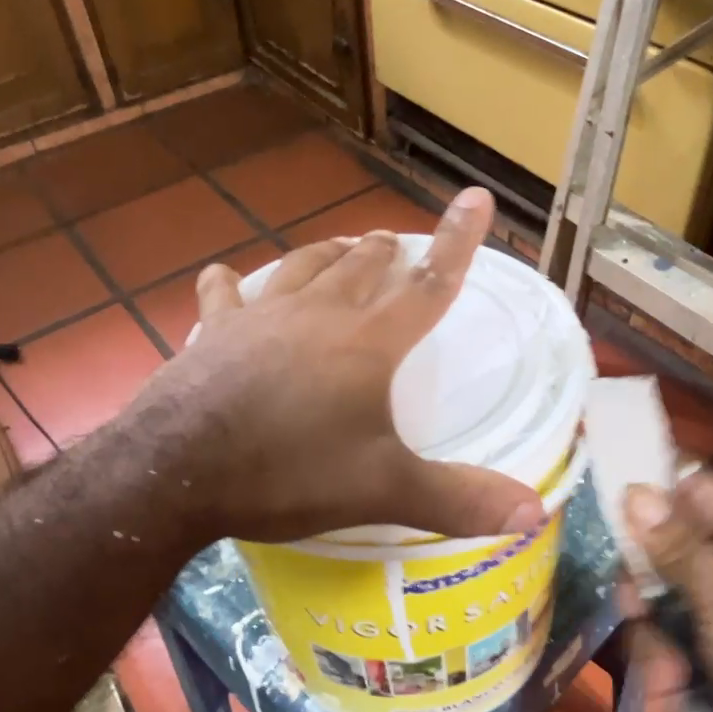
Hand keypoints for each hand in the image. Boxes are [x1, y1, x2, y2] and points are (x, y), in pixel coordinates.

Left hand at [130, 186, 545, 544]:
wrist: (178, 469)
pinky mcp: (211, 333)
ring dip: (327, 254)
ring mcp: (259, 317)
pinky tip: (227, 277)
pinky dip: (232, 284)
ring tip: (342, 247)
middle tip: (394, 245)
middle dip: (384, 252)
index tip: (475, 198)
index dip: (458, 243)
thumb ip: (457, 498)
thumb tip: (534, 513)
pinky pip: (224, 294)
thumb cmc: (289, 473)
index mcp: (367, 343)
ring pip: (302, 267)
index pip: (428, 284)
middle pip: (361, 267)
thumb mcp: (383, 490)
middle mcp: (317, 314)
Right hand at [623, 472, 712, 711]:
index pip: (698, 492)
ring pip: (663, 604)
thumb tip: (634, 490)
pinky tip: (673, 692)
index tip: (608, 511)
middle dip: (646, 584)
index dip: (654, 499)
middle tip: (631, 605)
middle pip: (670, 552)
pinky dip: (666, 669)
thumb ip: (675, 542)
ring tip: (667, 673)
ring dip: (654, 639)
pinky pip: (672, 646)